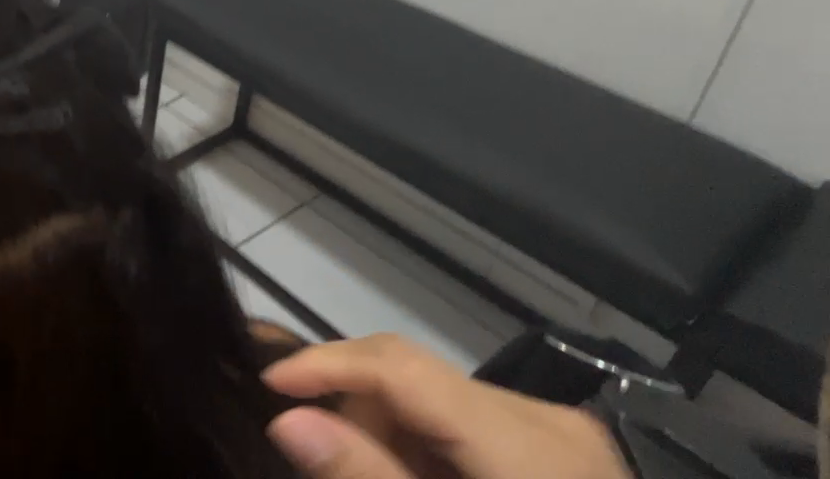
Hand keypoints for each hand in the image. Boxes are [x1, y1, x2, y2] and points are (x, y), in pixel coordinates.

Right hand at [263, 335, 629, 478]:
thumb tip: (286, 420)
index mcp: (526, 445)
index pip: (400, 366)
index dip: (327, 364)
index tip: (269, 384)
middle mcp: (546, 420)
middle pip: (411, 372)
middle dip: (352, 403)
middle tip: (321, 450)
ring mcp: (561, 433)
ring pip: (432, 393)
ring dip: (385, 424)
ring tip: (372, 471)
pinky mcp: (561, 450)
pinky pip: (463, 418)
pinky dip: (423, 442)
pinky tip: (415, 475)